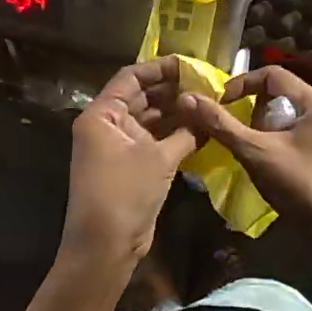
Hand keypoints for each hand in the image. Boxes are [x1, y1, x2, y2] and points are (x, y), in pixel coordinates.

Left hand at [61, 58, 199, 265]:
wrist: (105, 245)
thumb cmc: (125, 193)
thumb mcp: (159, 158)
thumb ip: (186, 132)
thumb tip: (207, 111)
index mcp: (102, 115)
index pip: (131, 77)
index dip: (160, 69)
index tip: (191, 65)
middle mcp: (107, 125)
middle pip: (142, 97)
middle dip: (173, 91)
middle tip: (207, 84)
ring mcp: (118, 146)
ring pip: (150, 119)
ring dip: (177, 113)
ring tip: (209, 104)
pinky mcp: (130, 166)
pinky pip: (154, 140)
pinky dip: (175, 135)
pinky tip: (201, 130)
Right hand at [178, 65, 311, 240]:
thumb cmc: (296, 186)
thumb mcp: (255, 152)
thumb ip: (221, 124)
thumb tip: (188, 99)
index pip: (272, 74)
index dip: (241, 84)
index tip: (220, 104)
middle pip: (278, 92)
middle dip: (251, 107)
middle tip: (234, 127)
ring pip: (283, 111)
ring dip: (260, 123)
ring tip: (247, 144)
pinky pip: (292, 127)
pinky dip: (272, 135)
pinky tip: (262, 155)